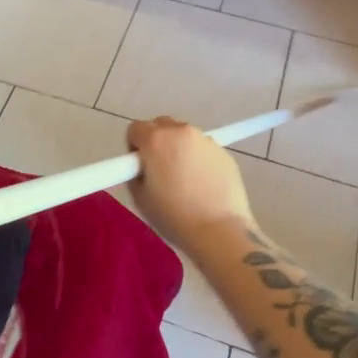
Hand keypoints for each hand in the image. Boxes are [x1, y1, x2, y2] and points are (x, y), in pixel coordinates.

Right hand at [126, 117, 255, 249]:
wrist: (220, 231)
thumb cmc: (174, 216)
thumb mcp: (140, 198)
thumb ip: (135, 174)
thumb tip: (142, 167)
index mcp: (156, 140)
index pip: (135, 129)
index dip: (134, 148)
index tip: (139, 168)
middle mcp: (181, 131)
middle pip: (161, 125)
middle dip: (156, 142)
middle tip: (159, 171)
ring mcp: (206, 140)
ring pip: (184, 136)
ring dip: (178, 149)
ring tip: (184, 179)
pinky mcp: (224, 152)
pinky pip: (203, 149)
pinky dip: (198, 159)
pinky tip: (203, 184)